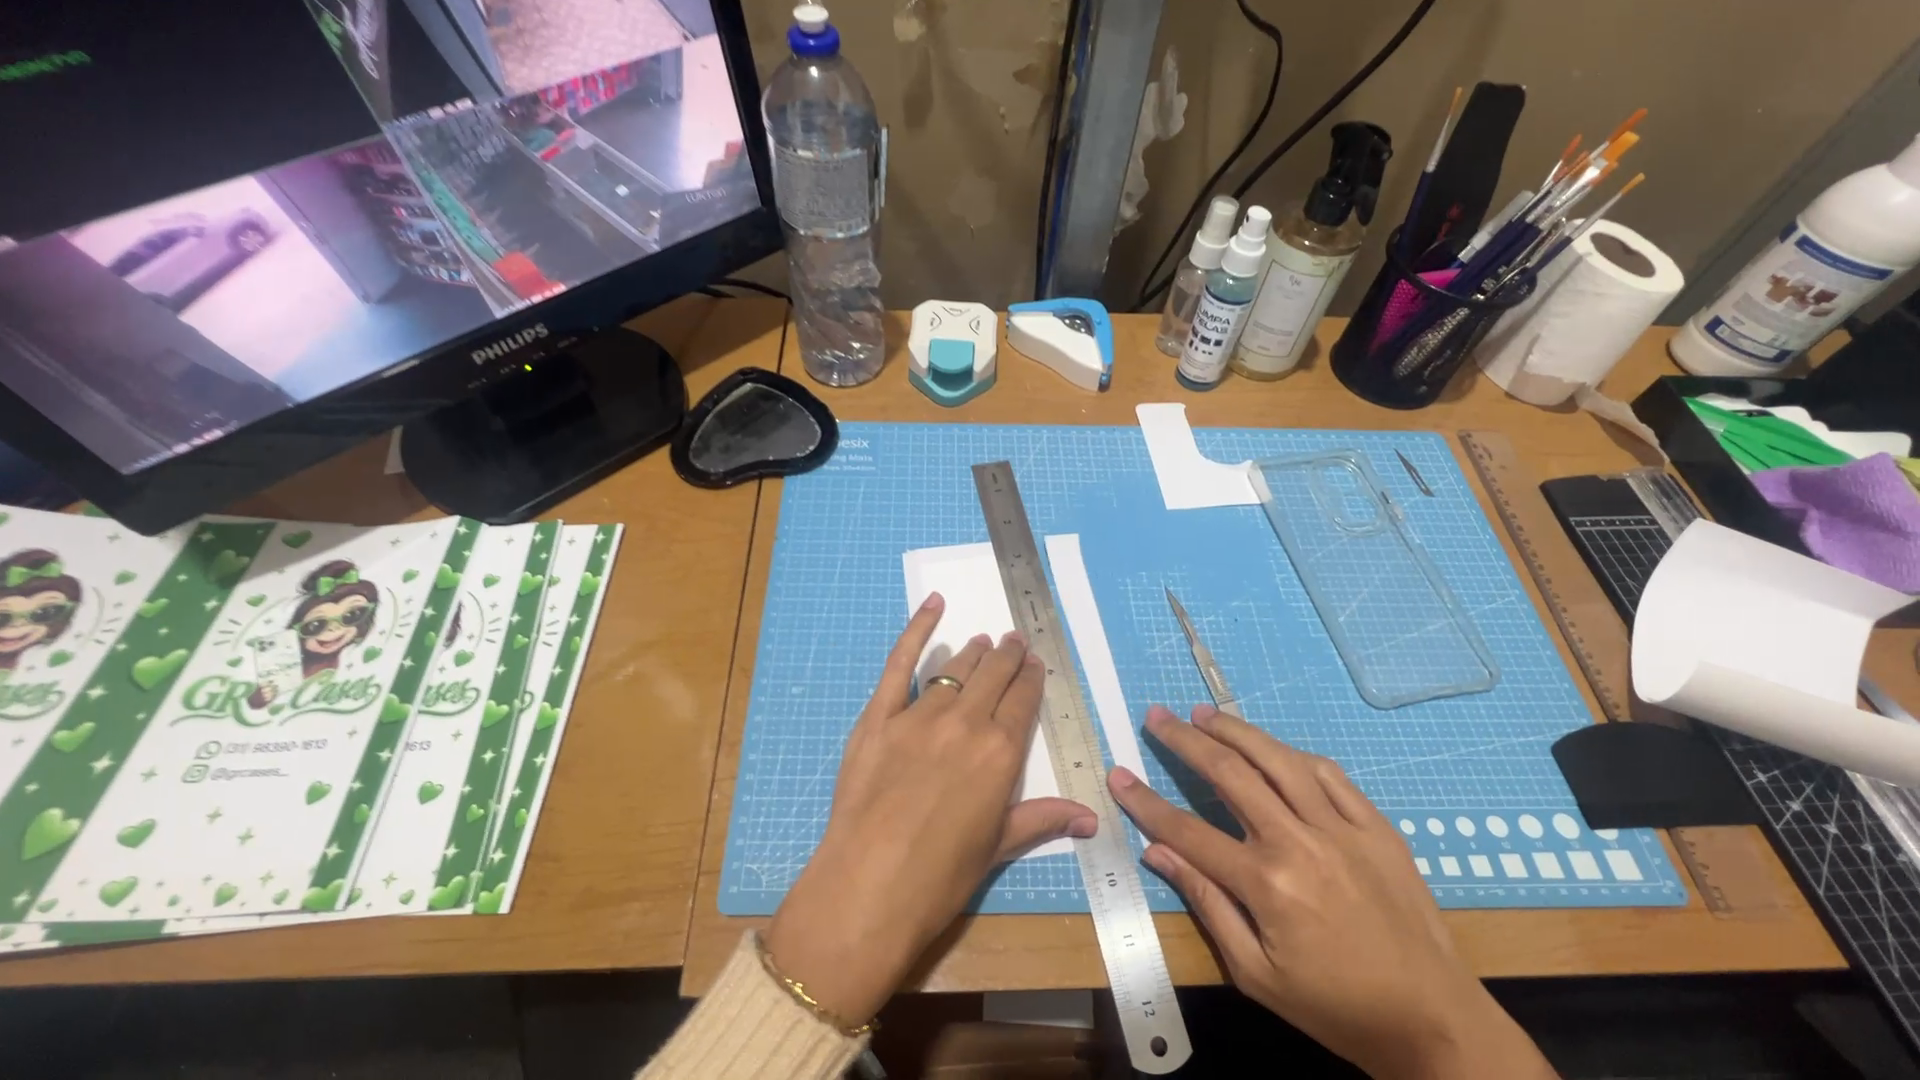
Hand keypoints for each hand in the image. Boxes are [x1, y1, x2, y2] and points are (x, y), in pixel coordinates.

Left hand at [765, 592, 1095, 1023]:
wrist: (870, 886)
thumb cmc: (941, 876)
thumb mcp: (997, 846)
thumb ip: (1042, 819)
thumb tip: (1093, 817)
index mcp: (1001, 753)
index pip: (1023, 700)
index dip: (1031, 679)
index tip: (1035, 664)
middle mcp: (966, 723)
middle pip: (993, 676)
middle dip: (1008, 656)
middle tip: (1015, 643)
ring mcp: (919, 715)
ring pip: (955, 669)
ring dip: (973, 652)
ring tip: (983, 641)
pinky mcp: (878, 717)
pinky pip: (900, 663)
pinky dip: (917, 630)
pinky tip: (933, 606)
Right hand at [1109, 705, 1555, 1079]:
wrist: (1432, 1019)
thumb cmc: (1333, 1006)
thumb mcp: (1255, 973)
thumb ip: (1206, 904)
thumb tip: (1158, 852)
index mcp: (1266, 884)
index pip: (1188, 830)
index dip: (1146, 801)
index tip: (1118, 774)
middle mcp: (1300, 843)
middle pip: (1230, 775)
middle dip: (1186, 741)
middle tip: (1158, 716)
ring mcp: (1343, 829)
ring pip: (1279, 761)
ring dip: (1237, 731)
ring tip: (1205, 713)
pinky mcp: (1377, 828)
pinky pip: (1330, 776)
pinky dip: (1294, 755)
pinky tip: (1272, 748)